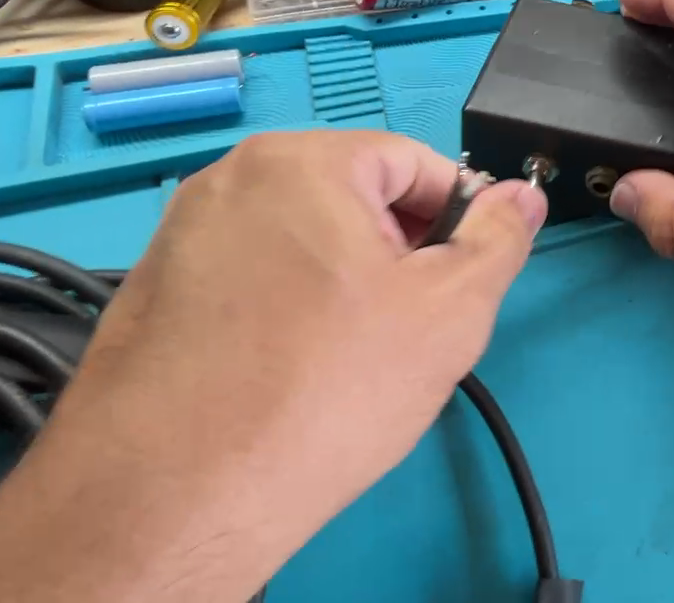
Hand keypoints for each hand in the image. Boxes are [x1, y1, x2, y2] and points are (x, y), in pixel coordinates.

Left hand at [0, 130, 545, 602]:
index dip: (457, 221)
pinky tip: (294, 372)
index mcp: (302, 160)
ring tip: (353, 357)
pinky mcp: (150, 294)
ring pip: (308, 240)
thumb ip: (501, 237)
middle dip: (402, 254)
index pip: (417, 164)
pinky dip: (291, 308)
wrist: (164, 512)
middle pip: (358, 198)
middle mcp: (230, 179)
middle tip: (410, 326)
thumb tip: (523, 195)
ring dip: (350, 283)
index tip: (460, 283)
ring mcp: (180, 236)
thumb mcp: (450, 308)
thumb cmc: (326, 388)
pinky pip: (253, 276)